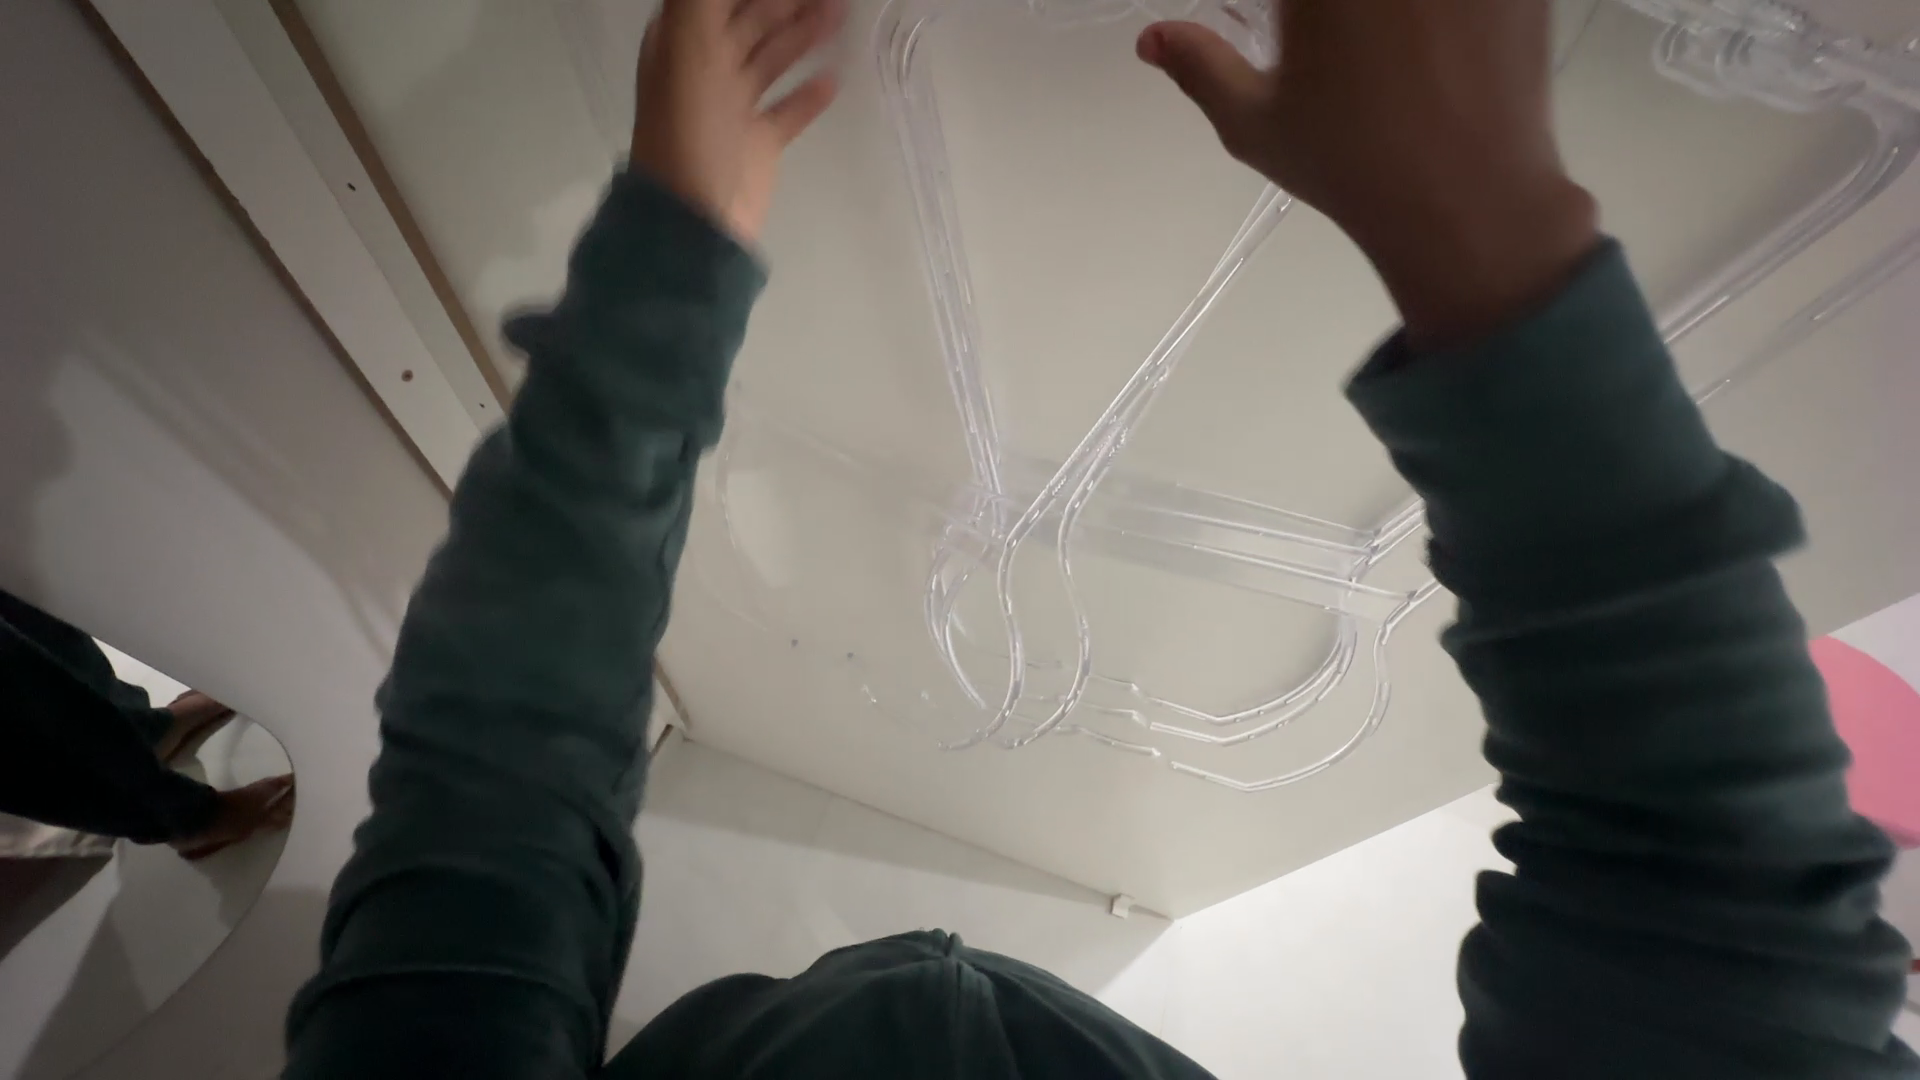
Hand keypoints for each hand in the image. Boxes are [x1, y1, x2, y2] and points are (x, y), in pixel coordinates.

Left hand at [630, 0, 845, 246]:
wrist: (699, 217)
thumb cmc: (689, 129)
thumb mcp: (689, 46)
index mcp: (684, 40)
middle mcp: (708, 67)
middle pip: (751, 18)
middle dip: (786, 0)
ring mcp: (735, 108)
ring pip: (772, 58)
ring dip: (804, 35)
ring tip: (840, 14)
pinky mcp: (759, 145)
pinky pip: (788, 112)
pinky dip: (809, 96)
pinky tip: (833, 80)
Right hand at [1139, 1, 1599, 347]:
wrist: (1460, 192)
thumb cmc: (1342, 163)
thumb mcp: (1252, 124)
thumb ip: (1200, 67)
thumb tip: (1151, 38)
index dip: (1281, 9)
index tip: (1280, 28)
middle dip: (1313, 10)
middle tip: (1314, 39)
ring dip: (1368, 16)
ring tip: (1371, 54)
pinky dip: (1427, 12)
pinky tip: (1422, 38)